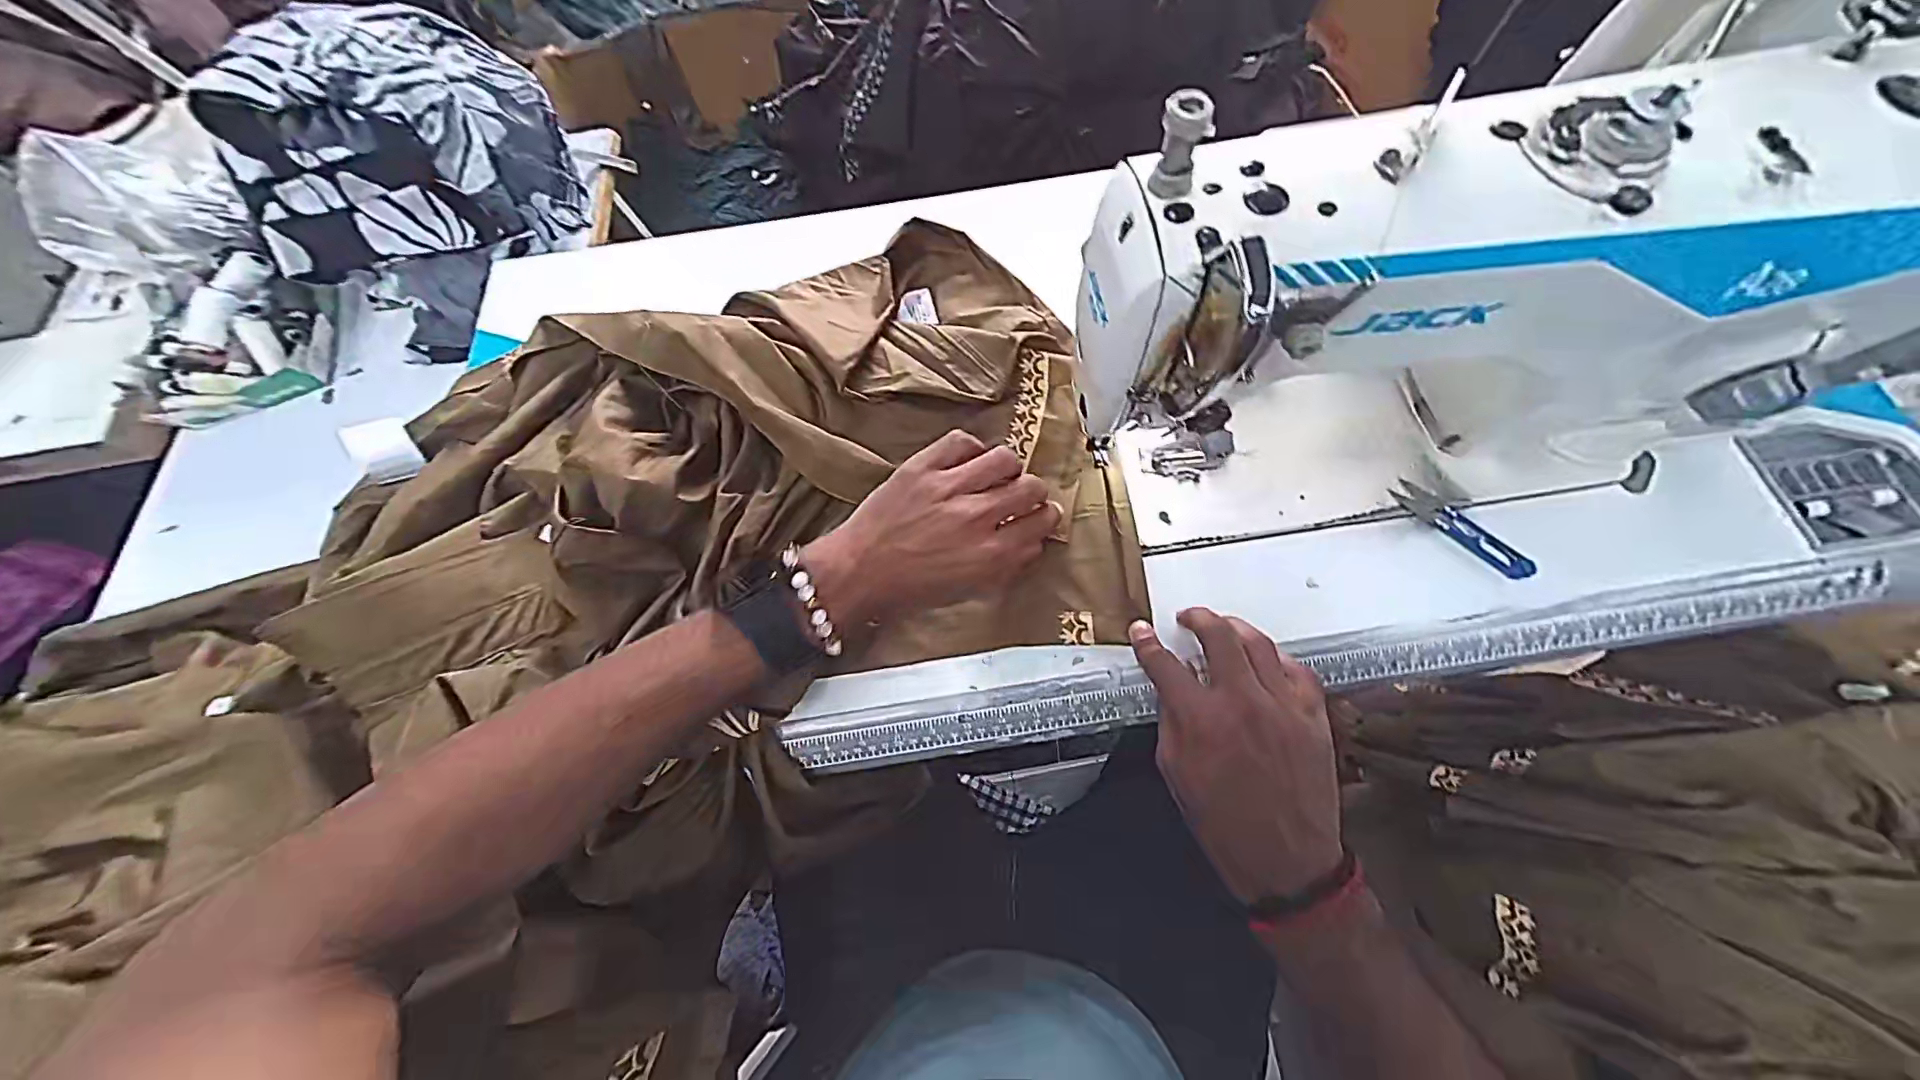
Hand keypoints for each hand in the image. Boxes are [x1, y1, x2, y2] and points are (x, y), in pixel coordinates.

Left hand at [801, 430, 1060, 625]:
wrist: (859, 572)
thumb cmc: (912, 589)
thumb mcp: (968, 589)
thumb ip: (1005, 567)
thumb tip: (1031, 542)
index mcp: (990, 555)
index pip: (1041, 523)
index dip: (1046, 517)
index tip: (1041, 515)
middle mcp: (976, 518)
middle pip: (1030, 488)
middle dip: (1033, 492)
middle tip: (1022, 495)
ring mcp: (948, 488)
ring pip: (1004, 459)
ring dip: (1008, 468)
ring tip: (997, 475)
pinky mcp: (922, 468)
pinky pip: (962, 442)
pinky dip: (972, 449)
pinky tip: (967, 463)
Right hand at [1131, 609, 1342, 901]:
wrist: (1286, 859)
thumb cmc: (1226, 824)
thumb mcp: (1176, 772)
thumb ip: (1171, 721)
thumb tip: (1170, 689)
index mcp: (1201, 720)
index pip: (1165, 664)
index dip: (1148, 644)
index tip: (1143, 633)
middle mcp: (1242, 703)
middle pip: (1218, 635)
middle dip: (1197, 618)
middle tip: (1188, 618)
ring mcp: (1283, 706)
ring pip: (1259, 643)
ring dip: (1235, 629)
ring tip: (1224, 628)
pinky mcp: (1312, 717)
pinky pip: (1296, 669)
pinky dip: (1275, 657)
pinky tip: (1265, 659)